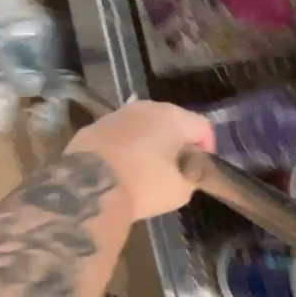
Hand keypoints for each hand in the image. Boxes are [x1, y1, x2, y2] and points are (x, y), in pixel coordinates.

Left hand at [64, 100, 214, 220]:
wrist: (88, 185)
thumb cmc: (143, 184)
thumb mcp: (182, 189)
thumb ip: (190, 174)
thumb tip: (184, 168)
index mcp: (172, 117)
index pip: (203, 126)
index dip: (207, 148)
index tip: (200, 169)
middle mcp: (144, 107)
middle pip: (171, 121)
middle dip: (176, 142)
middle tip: (175, 168)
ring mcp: (115, 114)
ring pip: (142, 125)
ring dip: (148, 142)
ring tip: (146, 168)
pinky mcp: (93, 125)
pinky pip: (119, 134)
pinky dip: (124, 145)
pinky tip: (120, 166)